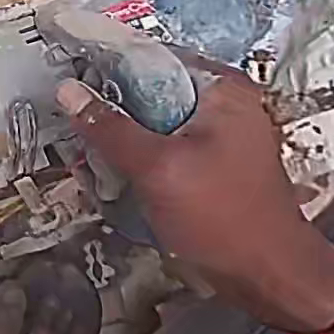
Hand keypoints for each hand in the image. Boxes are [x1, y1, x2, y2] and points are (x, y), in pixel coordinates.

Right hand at [56, 67, 333, 333]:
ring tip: (87, 154)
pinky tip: (111, 173)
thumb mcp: (157, 168)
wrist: (266, 276)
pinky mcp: (207, 161)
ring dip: (118, 136)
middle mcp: (221, 102)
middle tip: (72, 123)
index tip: (67, 79)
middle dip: (109, 107)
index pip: (151, 57)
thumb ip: (110, 127)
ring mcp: (216, 133)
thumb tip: (68, 91)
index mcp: (220, 88)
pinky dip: (136, 155)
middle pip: (149, 89)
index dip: (106, 66)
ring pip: (151, 120)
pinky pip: (161, 145)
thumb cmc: (220, 216)